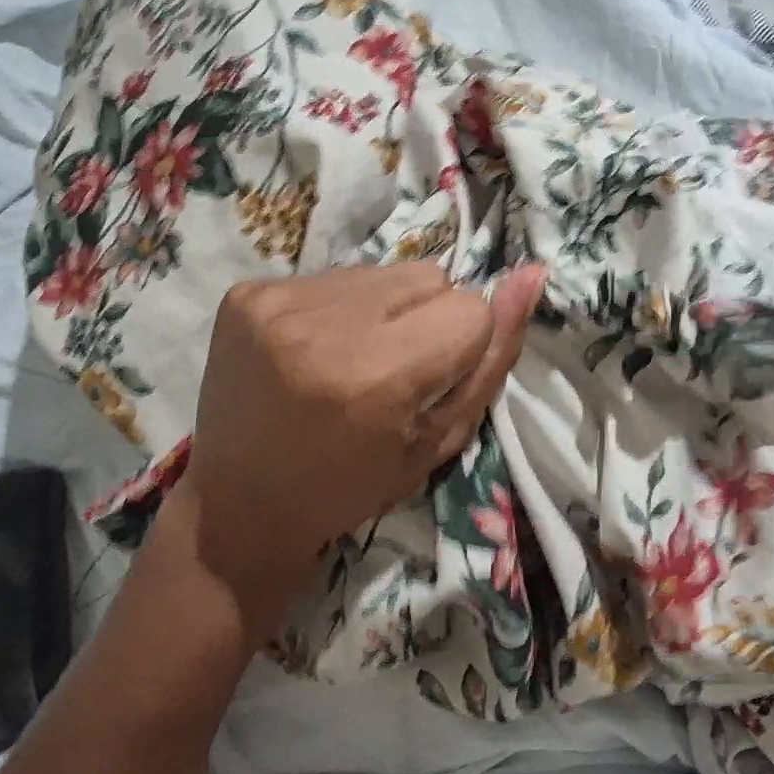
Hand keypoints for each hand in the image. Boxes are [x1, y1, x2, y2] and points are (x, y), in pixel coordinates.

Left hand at [156, 262, 545, 637]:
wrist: (242, 502)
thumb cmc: (352, 488)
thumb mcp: (437, 443)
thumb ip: (491, 363)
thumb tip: (531, 276)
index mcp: (376, 379)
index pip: (469, 309)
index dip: (462, 347)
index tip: (429, 385)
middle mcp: (324, 327)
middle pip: (431, 276)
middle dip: (427, 319)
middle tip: (391, 373)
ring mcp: (277, 303)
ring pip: (384, 270)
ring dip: (384, 310)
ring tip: (351, 361)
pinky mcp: (247, 293)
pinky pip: (333, 275)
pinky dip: (338, 308)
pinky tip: (314, 351)